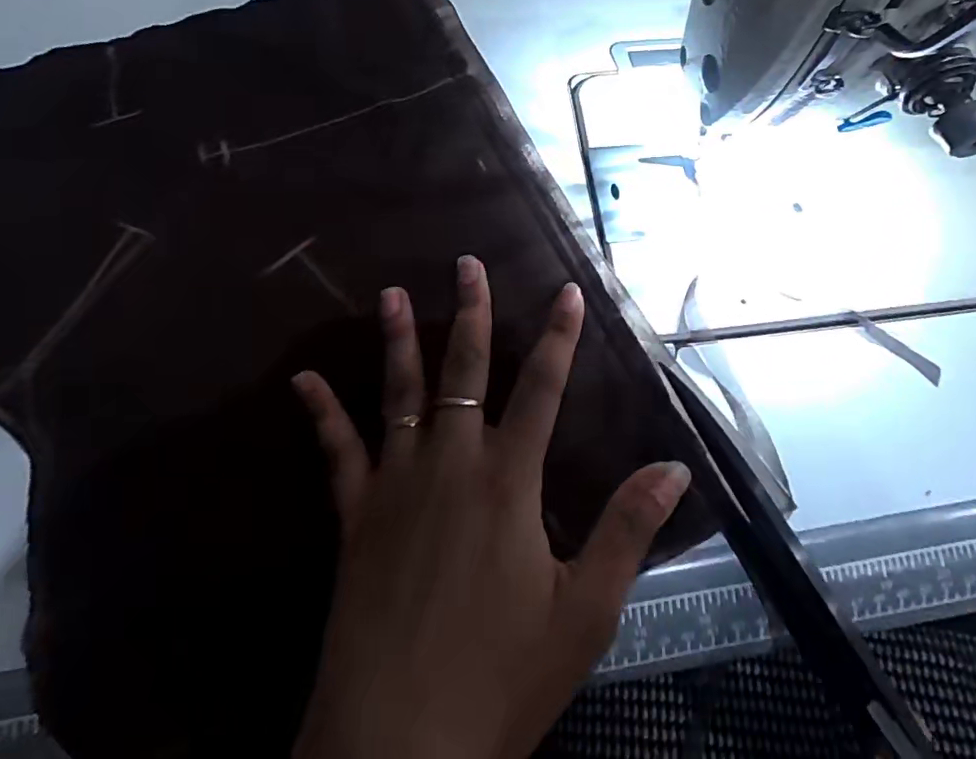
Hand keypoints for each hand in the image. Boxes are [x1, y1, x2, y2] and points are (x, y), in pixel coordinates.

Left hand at [289, 255, 692, 758]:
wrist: (402, 731)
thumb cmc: (501, 675)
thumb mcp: (584, 612)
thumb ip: (626, 531)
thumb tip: (672, 467)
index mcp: (508, 482)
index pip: (542, 390)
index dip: (559, 338)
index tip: (568, 292)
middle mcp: (450, 462)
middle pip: (464, 371)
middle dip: (471, 314)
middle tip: (467, 264)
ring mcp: (396, 480)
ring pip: (400, 393)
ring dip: (397, 340)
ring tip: (390, 294)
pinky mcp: (355, 510)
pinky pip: (337, 449)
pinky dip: (320, 413)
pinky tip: (302, 380)